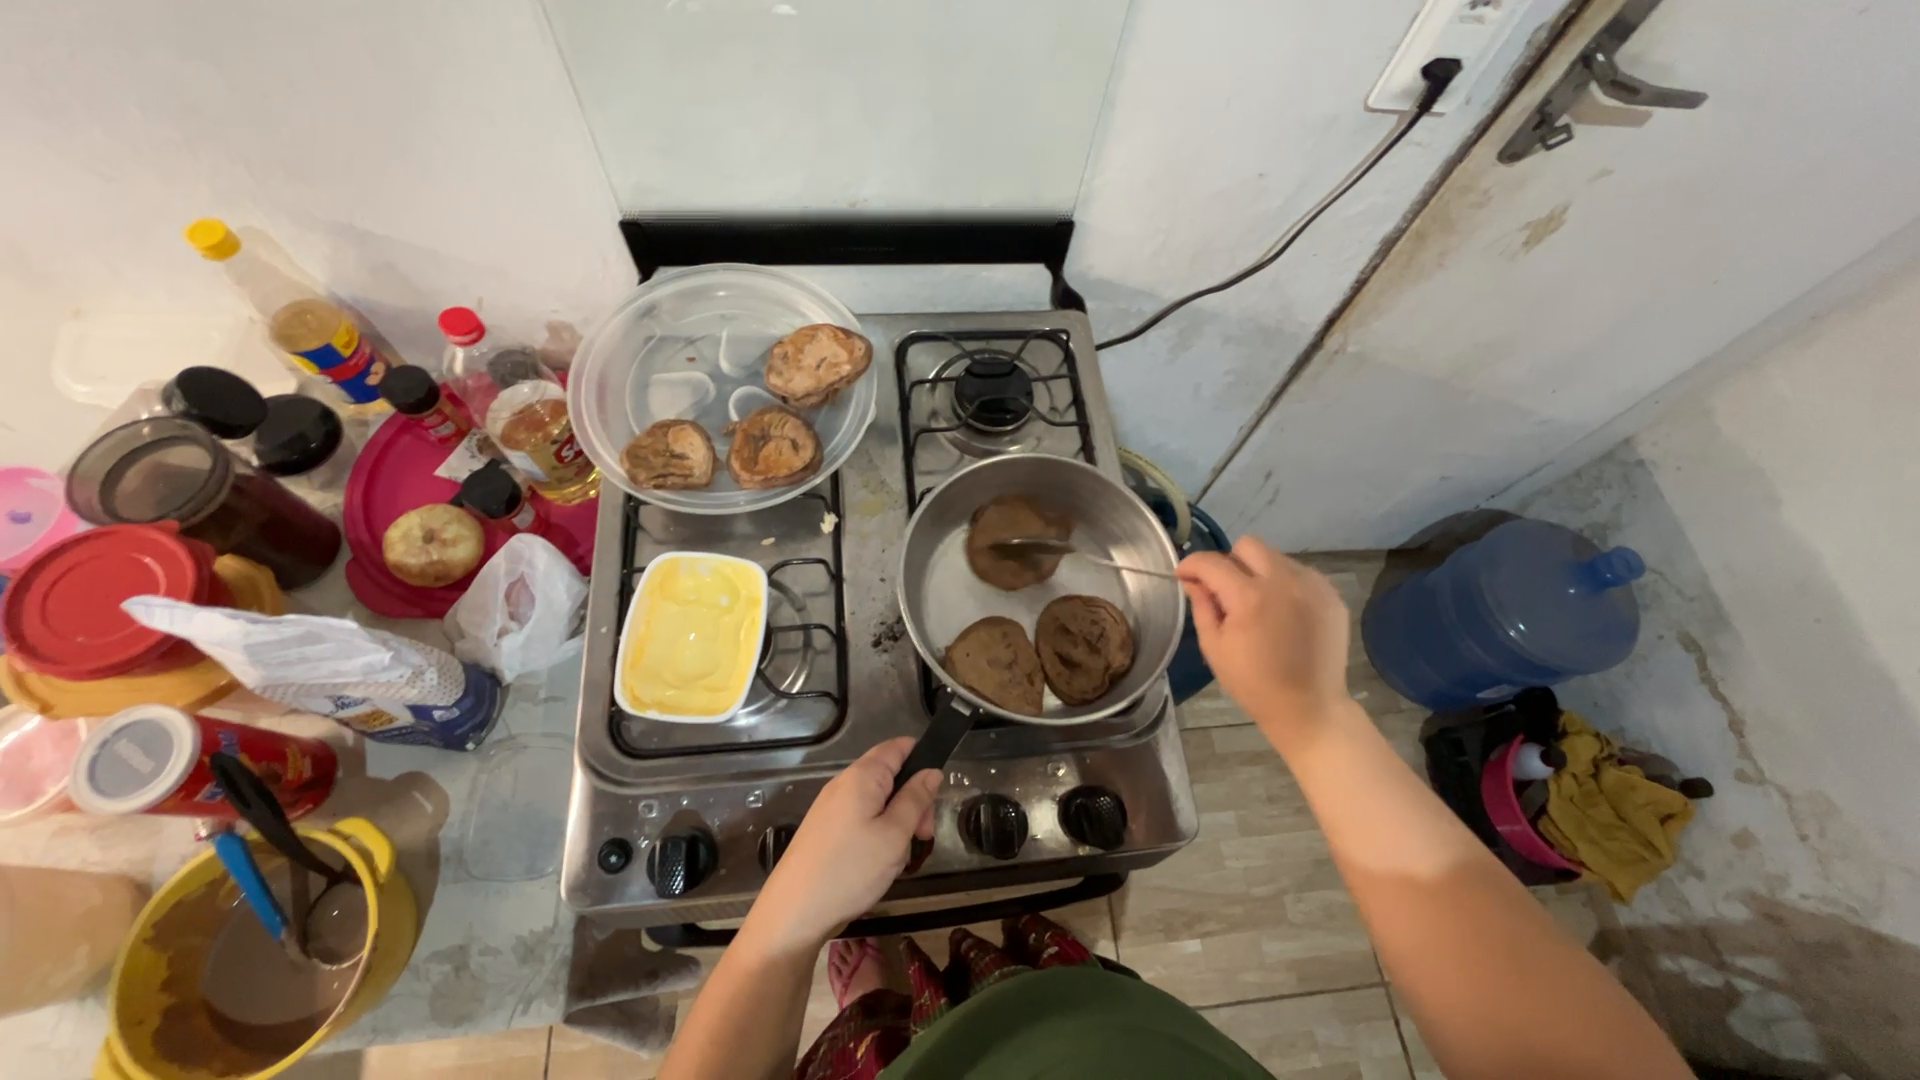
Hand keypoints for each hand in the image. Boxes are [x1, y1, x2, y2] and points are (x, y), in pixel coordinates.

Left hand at [748, 737, 940, 952]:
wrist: (794, 913)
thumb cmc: (850, 869)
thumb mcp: (894, 835)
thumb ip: (915, 799)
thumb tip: (931, 772)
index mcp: (862, 776)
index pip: (898, 747)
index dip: (923, 760)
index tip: (935, 795)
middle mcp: (844, 784)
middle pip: (890, 776)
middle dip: (913, 801)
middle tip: (923, 836)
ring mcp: (832, 808)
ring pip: (878, 802)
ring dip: (897, 824)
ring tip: (898, 858)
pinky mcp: (825, 831)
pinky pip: (862, 820)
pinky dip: (878, 836)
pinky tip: (879, 865)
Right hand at [1178, 537, 1352, 741]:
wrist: (1309, 708)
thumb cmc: (1253, 684)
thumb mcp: (1214, 648)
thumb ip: (1202, 606)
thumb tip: (1192, 580)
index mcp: (1250, 598)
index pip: (1213, 563)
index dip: (1191, 565)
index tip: (1184, 575)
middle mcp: (1285, 582)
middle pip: (1249, 545)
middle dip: (1230, 562)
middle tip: (1225, 590)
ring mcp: (1313, 586)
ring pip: (1276, 557)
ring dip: (1259, 572)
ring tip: (1258, 604)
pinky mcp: (1331, 595)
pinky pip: (1300, 573)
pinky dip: (1285, 584)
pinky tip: (1283, 612)